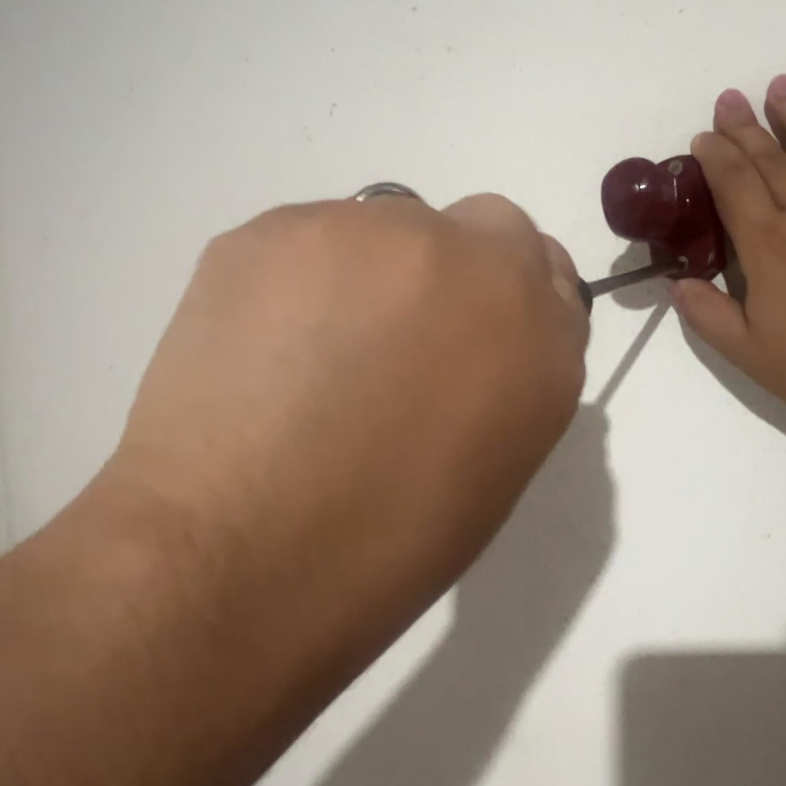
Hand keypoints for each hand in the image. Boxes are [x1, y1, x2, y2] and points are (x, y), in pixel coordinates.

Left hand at [102, 194, 586, 620]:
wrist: (238, 556)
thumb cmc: (382, 547)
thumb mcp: (491, 469)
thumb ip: (506, 381)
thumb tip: (469, 345)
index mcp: (540, 335)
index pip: (548, 277)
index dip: (504, 309)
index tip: (467, 344)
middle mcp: (471, 261)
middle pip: (478, 230)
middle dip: (450, 277)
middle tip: (390, 349)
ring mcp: (371, 233)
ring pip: (385, 229)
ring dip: (367, 279)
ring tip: (309, 363)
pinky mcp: (275, 230)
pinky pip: (306, 241)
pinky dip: (295, 285)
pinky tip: (260, 352)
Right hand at [672, 76, 785, 448]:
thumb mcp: (748, 355)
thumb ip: (707, 315)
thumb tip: (676, 282)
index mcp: (771, 250)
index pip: (735, 186)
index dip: (716, 158)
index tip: (703, 137)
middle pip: (774, 159)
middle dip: (746, 127)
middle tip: (729, 99)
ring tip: (782, 85)